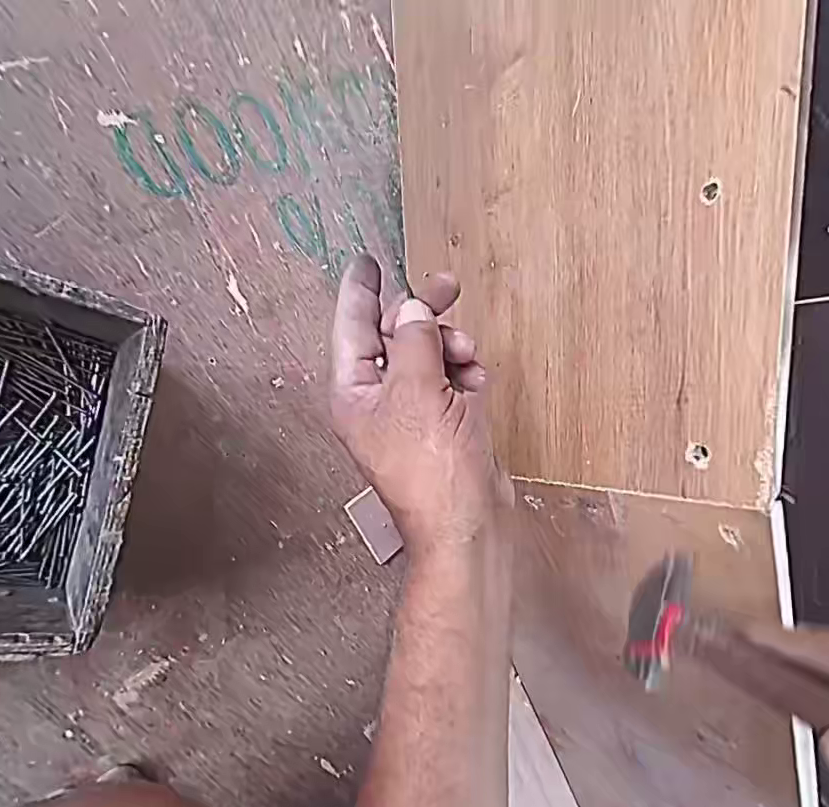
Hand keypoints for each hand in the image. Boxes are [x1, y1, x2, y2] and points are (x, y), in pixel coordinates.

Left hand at [328, 254, 508, 556]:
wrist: (467, 524)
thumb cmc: (433, 469)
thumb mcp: (418, 391)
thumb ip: (413, 340)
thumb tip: (412, 307)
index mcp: (353, 393)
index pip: (352, 327)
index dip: (360, 290)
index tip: (367, 260)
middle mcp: (376, 401)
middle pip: (392, 336)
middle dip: (421, 314)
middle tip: (448, 286)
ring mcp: (409, 413)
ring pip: (425, 356)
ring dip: (450, 346)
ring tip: (469, 354)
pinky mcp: (439, 424)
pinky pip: (448, 380)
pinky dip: (464, 373)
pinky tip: (477, 380)